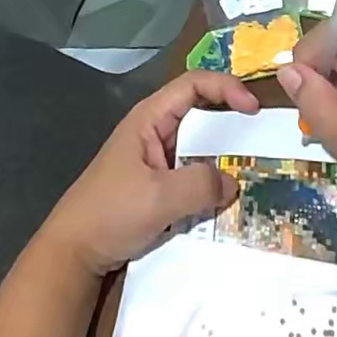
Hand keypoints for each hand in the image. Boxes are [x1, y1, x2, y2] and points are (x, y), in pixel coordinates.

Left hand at [39, 71, 259, 275]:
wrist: (73, 252)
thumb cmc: (110, 212)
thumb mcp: (158, 199)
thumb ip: (200, 186)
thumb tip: (233, 183)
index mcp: (150, 118)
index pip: (193, 85)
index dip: (225, 87)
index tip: (253, 108)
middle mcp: (155, 130)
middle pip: (200, 112)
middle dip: (231, 121)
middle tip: (262, 139)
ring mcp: (156, 157)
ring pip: (198, 145)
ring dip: (223, 155)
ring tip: (253, 169)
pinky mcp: (158, 182)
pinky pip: (192, 171)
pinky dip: (211, 179)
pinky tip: (228, 197)